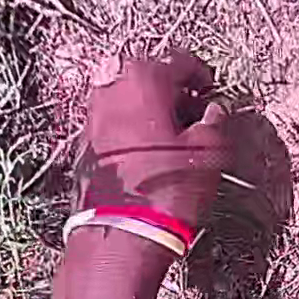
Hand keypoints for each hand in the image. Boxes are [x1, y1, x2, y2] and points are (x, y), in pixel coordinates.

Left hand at [77, 51, 229, 230]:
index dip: (202, 77)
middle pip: (149, 79)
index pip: (180, 61)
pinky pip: (114, 129)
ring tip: (172, 142)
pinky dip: (132, 135)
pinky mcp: (83, 149)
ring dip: (151, 115)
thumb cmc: (167, 190)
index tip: (211, 95)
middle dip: (174, 96)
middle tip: (194, 118)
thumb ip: (215, 122)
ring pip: (128, 104)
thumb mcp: (207, 153)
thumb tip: (214, 112)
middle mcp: (110, 89)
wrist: (121, 237)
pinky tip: (148, 159)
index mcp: (143, 79)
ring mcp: (92, 119)